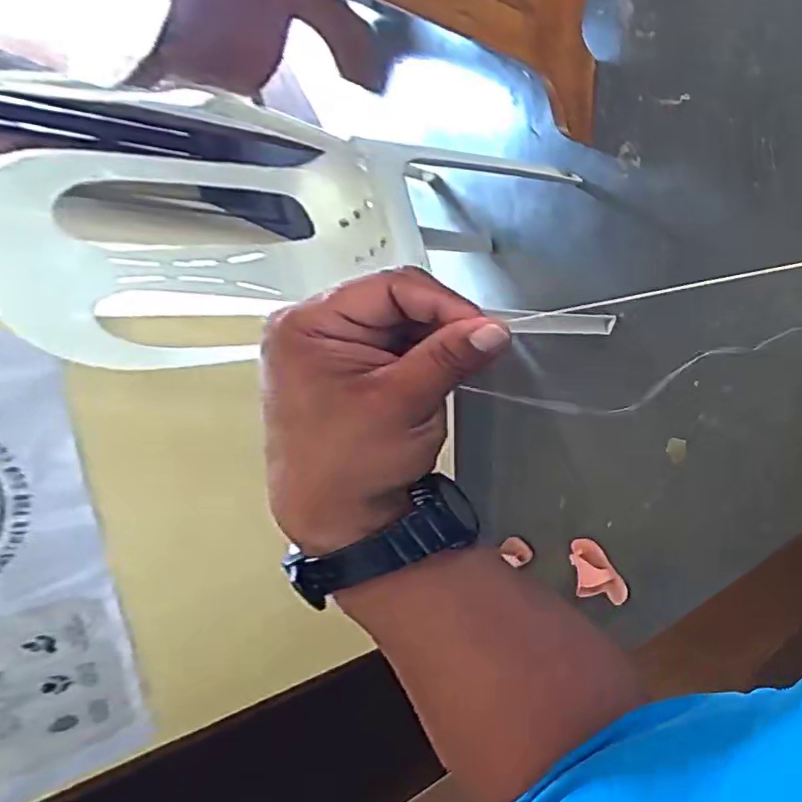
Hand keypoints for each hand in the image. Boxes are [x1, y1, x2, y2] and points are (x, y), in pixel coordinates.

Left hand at [261, 267, 509, 553]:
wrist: (340, 514)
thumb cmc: (349, 465)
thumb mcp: (405, 402)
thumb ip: (449, 357)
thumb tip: (492, 329)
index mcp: (309, 326)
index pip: (391, 287)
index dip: (445, 304)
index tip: (484, 329)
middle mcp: (319, 329)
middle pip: (400, 298)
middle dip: (446, 320)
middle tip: (481, 345)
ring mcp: (340, 349)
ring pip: (409, 321)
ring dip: (443, 339)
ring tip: (464, 364)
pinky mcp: (362, 368)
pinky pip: (408, 344)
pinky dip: (436, 354)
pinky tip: (449, 372)